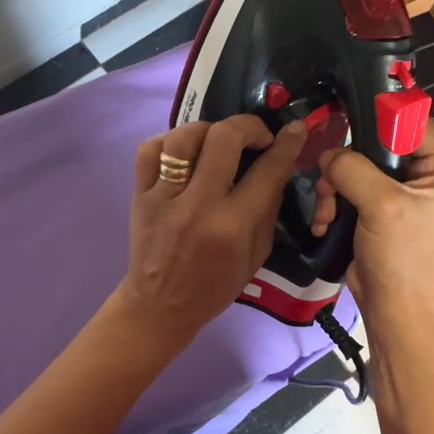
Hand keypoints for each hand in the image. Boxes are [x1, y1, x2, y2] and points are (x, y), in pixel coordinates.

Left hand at [115, 114, 307, 342]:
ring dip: (207, 130)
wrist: (159, 307)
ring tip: (217, 142)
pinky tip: (183, 153)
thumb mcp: (256, 257)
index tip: (294, 131)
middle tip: (256, 136)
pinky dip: (168, 142)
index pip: (266, 171)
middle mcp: (197, 206)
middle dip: (248, 126)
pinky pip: (149, 150)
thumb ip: (268, 210)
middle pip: (223, 139)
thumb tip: (277, 167)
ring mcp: (163, 198)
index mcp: (232, 227)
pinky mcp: (139, 195)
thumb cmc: (214, 287)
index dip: (286, 144)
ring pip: (183, 138)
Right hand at [310, 121, 433, 315]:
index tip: (345, 125)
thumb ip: (353, 168)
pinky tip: (325, 223)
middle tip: (329, 185)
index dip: (379, 122)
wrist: (392, 308)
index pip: (413, 125)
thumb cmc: (400, 256)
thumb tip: (327, 152)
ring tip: (326, 213)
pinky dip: (335, 204)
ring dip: (335, 189)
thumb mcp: (381, 205)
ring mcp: (405, 194)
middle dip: (348, 166)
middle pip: (380, 147)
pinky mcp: (382, 210)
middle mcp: (431, 176)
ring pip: (359, 168)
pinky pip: (352, 190)